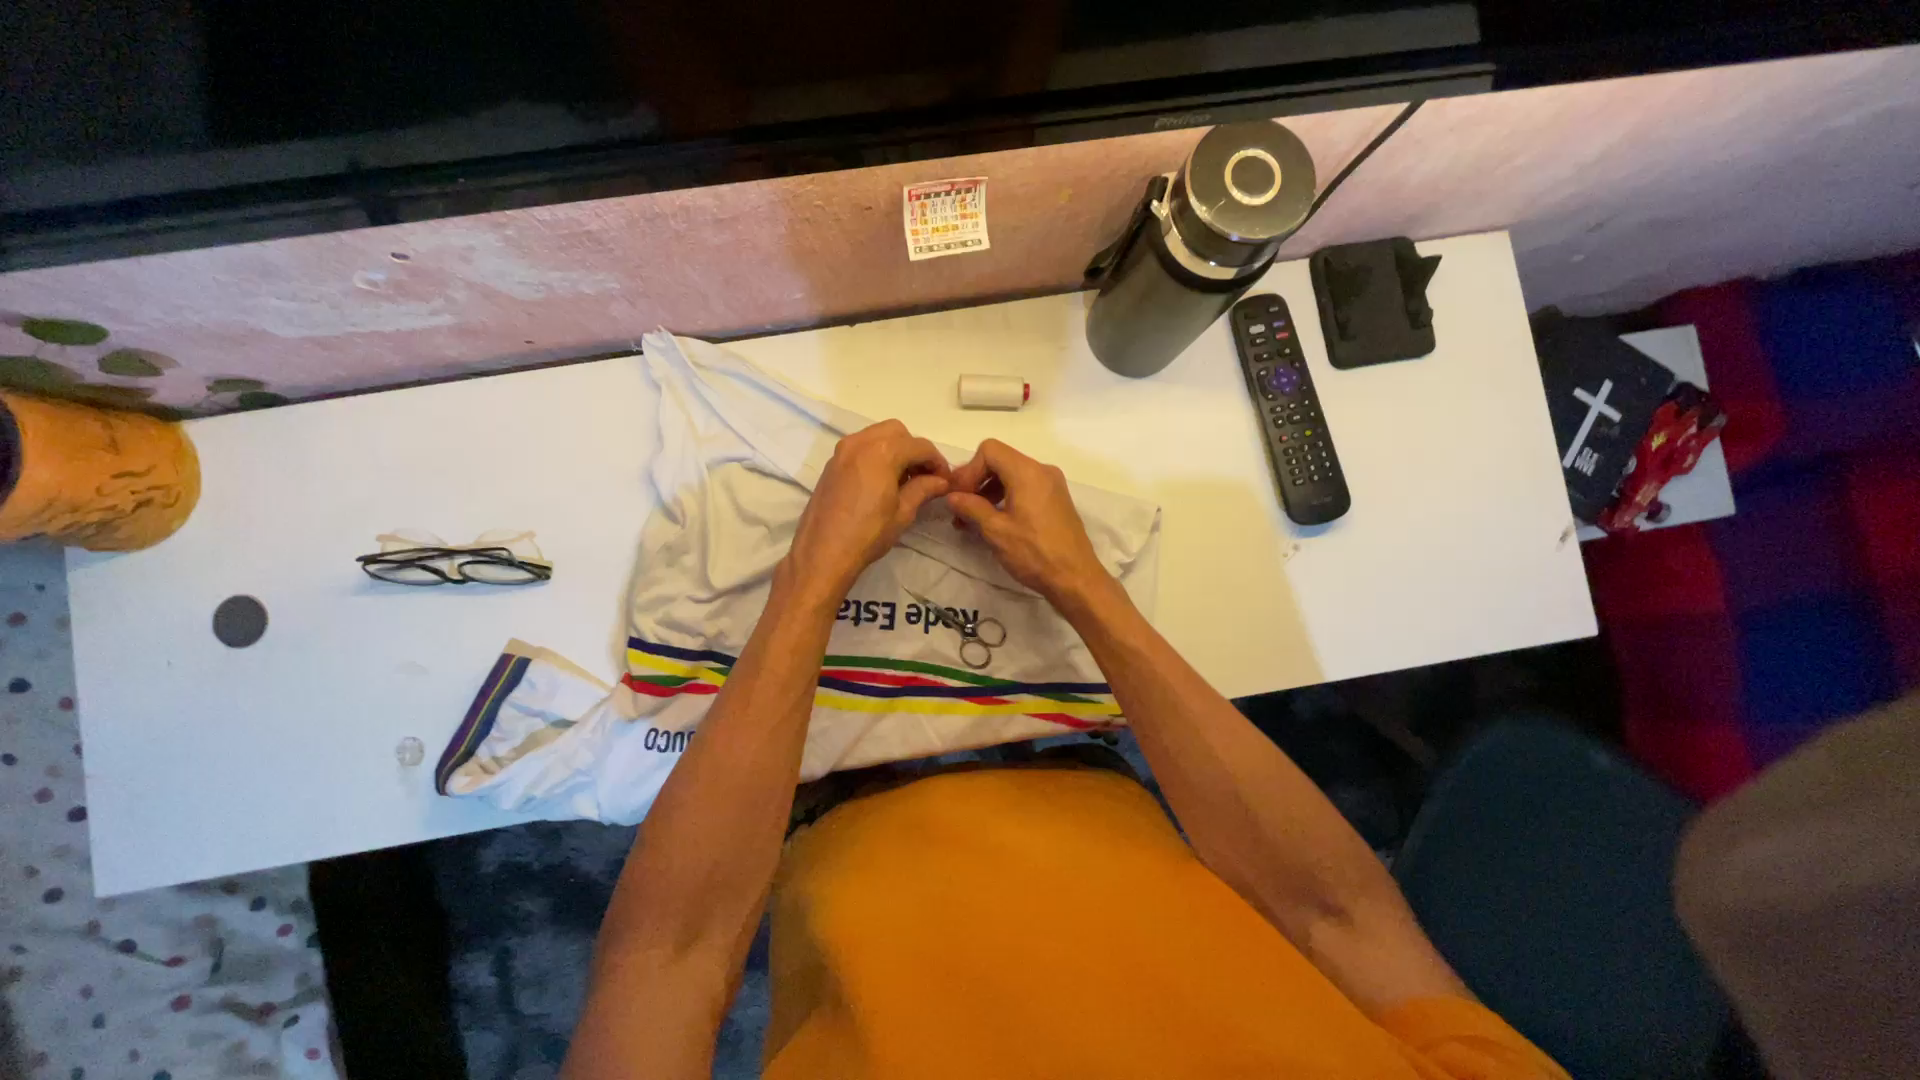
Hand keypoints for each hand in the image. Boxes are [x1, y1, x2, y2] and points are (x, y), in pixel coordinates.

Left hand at [787, 420, 951, 594]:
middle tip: (924, 477)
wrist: (822, 552)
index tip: (944, 481)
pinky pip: (861, 447)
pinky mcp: (832, 463)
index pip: (920, 446)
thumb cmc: (868, 534)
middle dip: (915, 450)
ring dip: (895, 450)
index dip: (937, 462)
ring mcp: (842, 450)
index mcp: (882, 451)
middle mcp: (861, 442)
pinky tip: (882, 482)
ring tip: (903, 480)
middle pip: (897, 433)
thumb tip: (941, 481)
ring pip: (877, 436)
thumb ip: (923, 489)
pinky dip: (876, 455)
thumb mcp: (903, 512)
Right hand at [946, 439, 1111, 606]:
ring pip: (1012, 475)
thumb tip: (952, 496)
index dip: (969, 470)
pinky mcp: (1056, 499)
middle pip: (1000, 461)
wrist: (1075, 578)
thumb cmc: (1034, 553)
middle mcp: (1042, 470)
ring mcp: (1052, 484)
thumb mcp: (996, 531)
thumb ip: (971, 507)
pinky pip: (1025, 487)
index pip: (989, 450)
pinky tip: (994, 521)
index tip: (959, 496)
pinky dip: (1006, 497)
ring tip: (972, 520)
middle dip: (976, 481)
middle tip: (960, 508)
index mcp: (1027, 472)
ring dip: (989, 492)